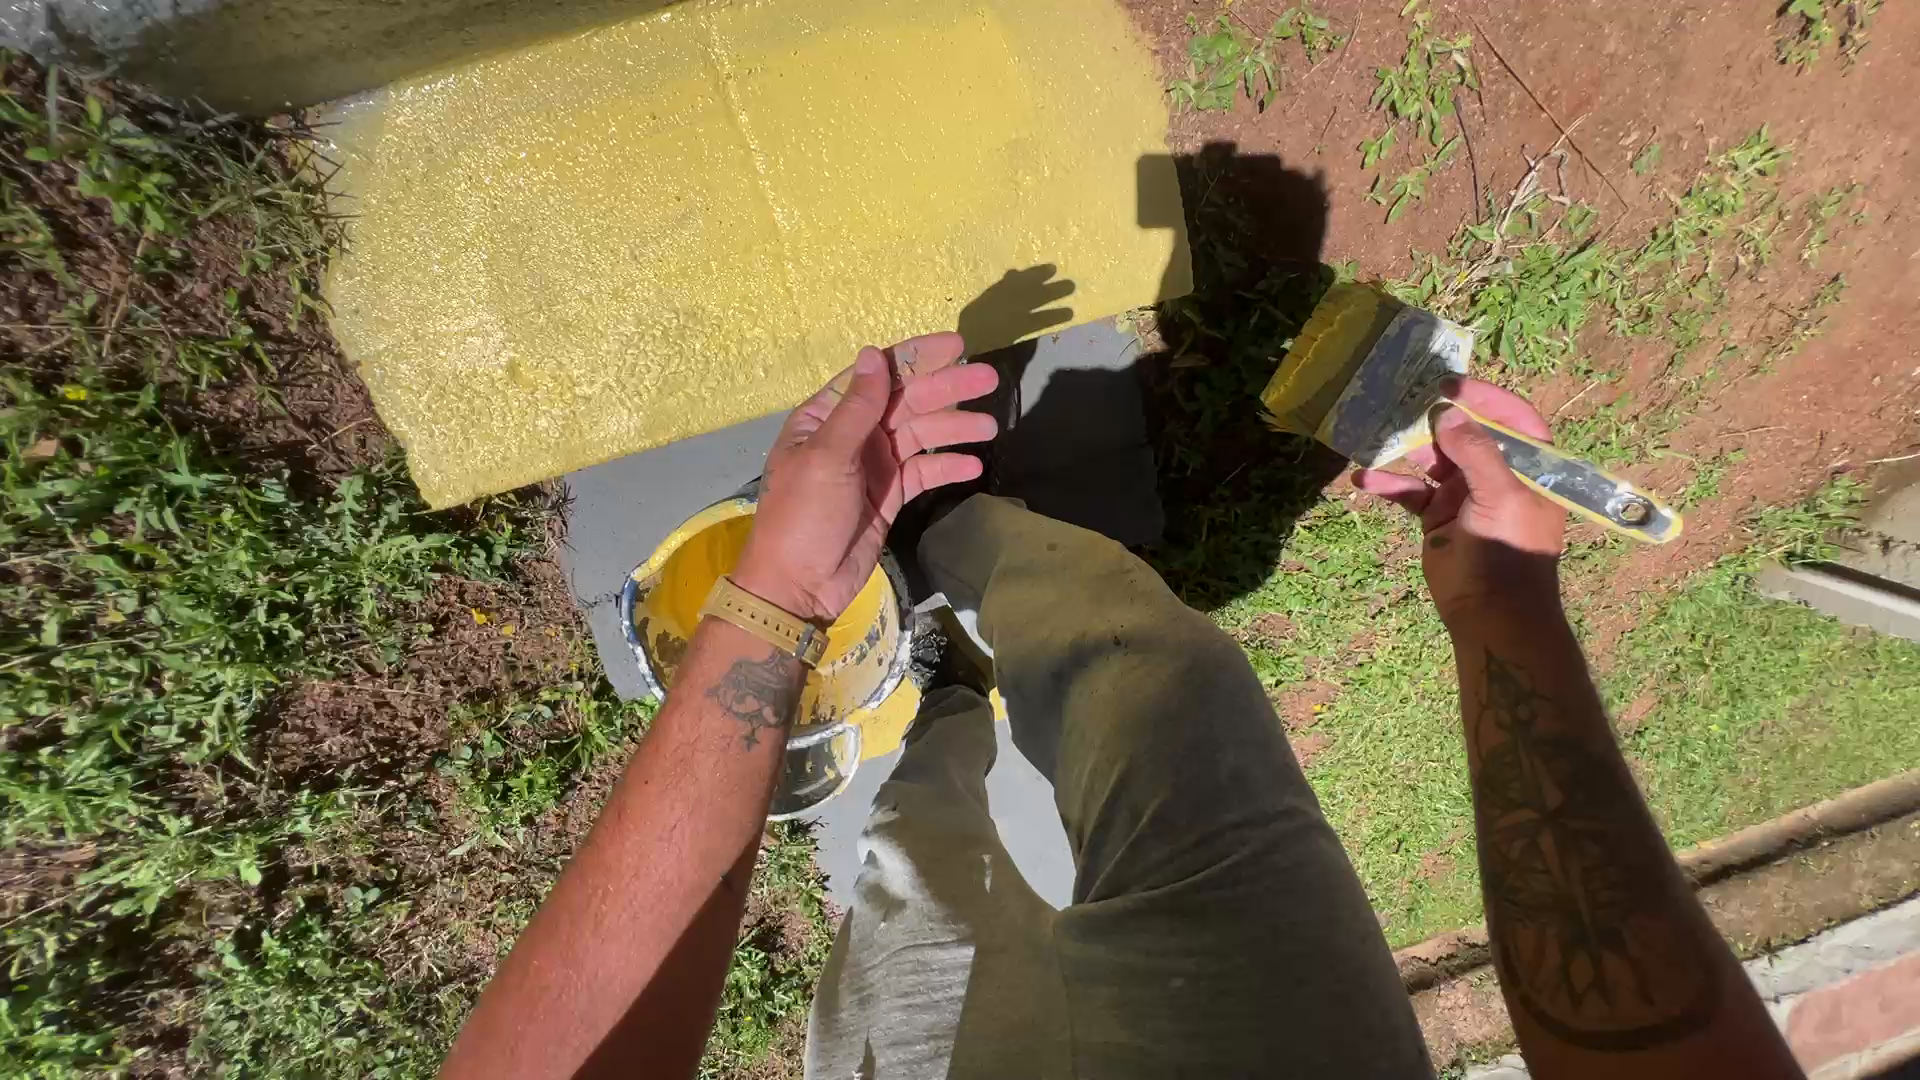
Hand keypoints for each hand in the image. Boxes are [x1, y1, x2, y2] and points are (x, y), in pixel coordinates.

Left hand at [733, 333, 998, 623]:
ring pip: (921, 436)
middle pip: (908, 402)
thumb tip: (874, 353)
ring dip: (955, 429)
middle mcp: (854, 434)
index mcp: (829, 416)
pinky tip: (973, 465)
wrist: (800, 585)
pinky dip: (947, 467)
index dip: (917, 357)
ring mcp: (874, 465)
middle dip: (948, 391)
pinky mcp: (891, 495)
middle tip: (989, 381)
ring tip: (991, 428)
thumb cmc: (803, 516)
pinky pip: (924, 472)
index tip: (957, 346)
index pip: (878, 375)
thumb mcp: (827, 457)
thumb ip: (856, 408)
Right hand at [1352, 378, 1566, 624]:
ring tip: (1377, 433)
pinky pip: (1409, 492)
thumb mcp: (1500, 495)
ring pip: (1432, 460)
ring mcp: (1463, 494)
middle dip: (1436, 418)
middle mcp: (1497, 474)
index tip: (1448, 384)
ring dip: (1406, 449)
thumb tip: (1447, 413)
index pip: (1512, 420)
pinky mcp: (1435, 516)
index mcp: (1529, 467)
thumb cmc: (1508, 549)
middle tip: (1403, 401)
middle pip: (1466, 434)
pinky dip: (1387, 484)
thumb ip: (1475, 453)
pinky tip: (1363, 479)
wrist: (1490, 609)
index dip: (1484, 399)